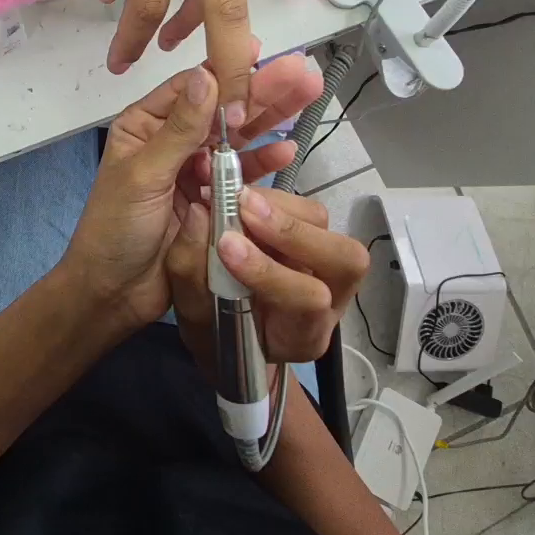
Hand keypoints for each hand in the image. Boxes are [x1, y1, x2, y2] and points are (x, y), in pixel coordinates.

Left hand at [57, 50, 325, 332]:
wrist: (114, 293)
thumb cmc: (115, 228)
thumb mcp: (144, 175)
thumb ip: (179, 131)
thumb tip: (206, 76)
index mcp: (144, 127)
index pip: (189, 89)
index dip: (225, 72)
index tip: (259, 52)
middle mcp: (169, 142)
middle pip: (219, 111)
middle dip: (258, 92)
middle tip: (299, 71)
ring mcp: (192, 172)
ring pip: (235, 139)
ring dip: (268, 121)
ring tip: (306, 97)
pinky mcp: (211, 202)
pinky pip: (241, 176)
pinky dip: (263, 163)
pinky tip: (288, 148)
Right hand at [166, 183, 369, 371]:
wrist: (228, 328)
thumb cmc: (214, 329)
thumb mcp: (192, 312)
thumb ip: (191, 268)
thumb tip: (200, 213)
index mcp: (301, 334)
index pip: (308, 302)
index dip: (269, 270)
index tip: (226, 244)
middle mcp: (329, 302)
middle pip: (343, 260)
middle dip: (291, 230)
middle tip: (242, 205)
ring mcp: (326, 267)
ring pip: (326, 227)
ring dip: (280, 208)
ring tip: (237, 200)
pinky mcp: (314, 238)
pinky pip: (308, 212)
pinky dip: (276, 199)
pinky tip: (244, 201)